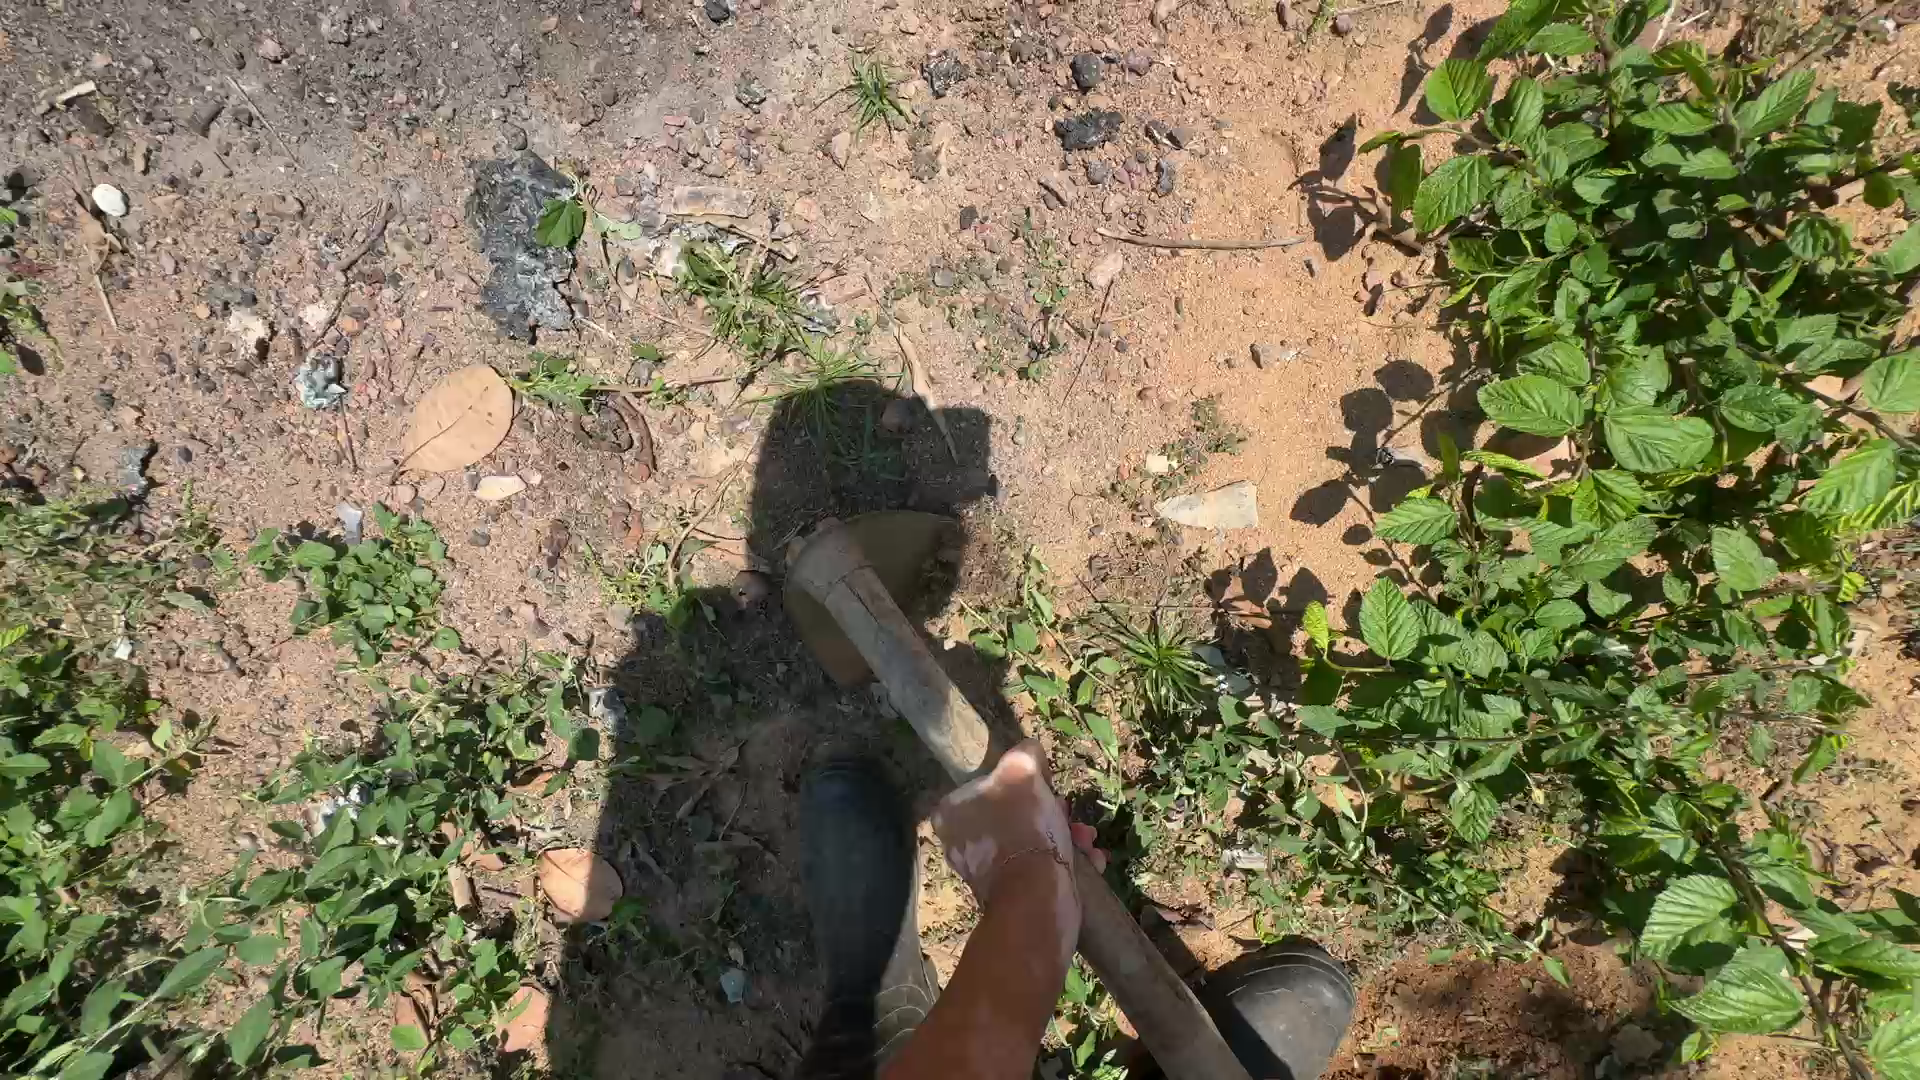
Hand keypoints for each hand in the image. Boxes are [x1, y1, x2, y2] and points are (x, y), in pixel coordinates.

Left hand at [930, 740, 1106, 906]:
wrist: (1038, 901)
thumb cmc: (1024, 830)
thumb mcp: (1022, 773)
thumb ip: (1024, 754)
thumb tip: (1030, 751)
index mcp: (952, 813)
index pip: (987, 781)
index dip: (1021, 780)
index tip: (1046, 785)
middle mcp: (963, 842)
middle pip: (1015, 811)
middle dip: (1051, 810)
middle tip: (1066, 812)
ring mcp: (987, 872)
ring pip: (1033, 838)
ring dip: (1066, 834)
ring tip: (1085, 839)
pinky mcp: (1014, 894)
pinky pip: (1042, 865)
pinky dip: (1068, 860)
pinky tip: (1090, 859)